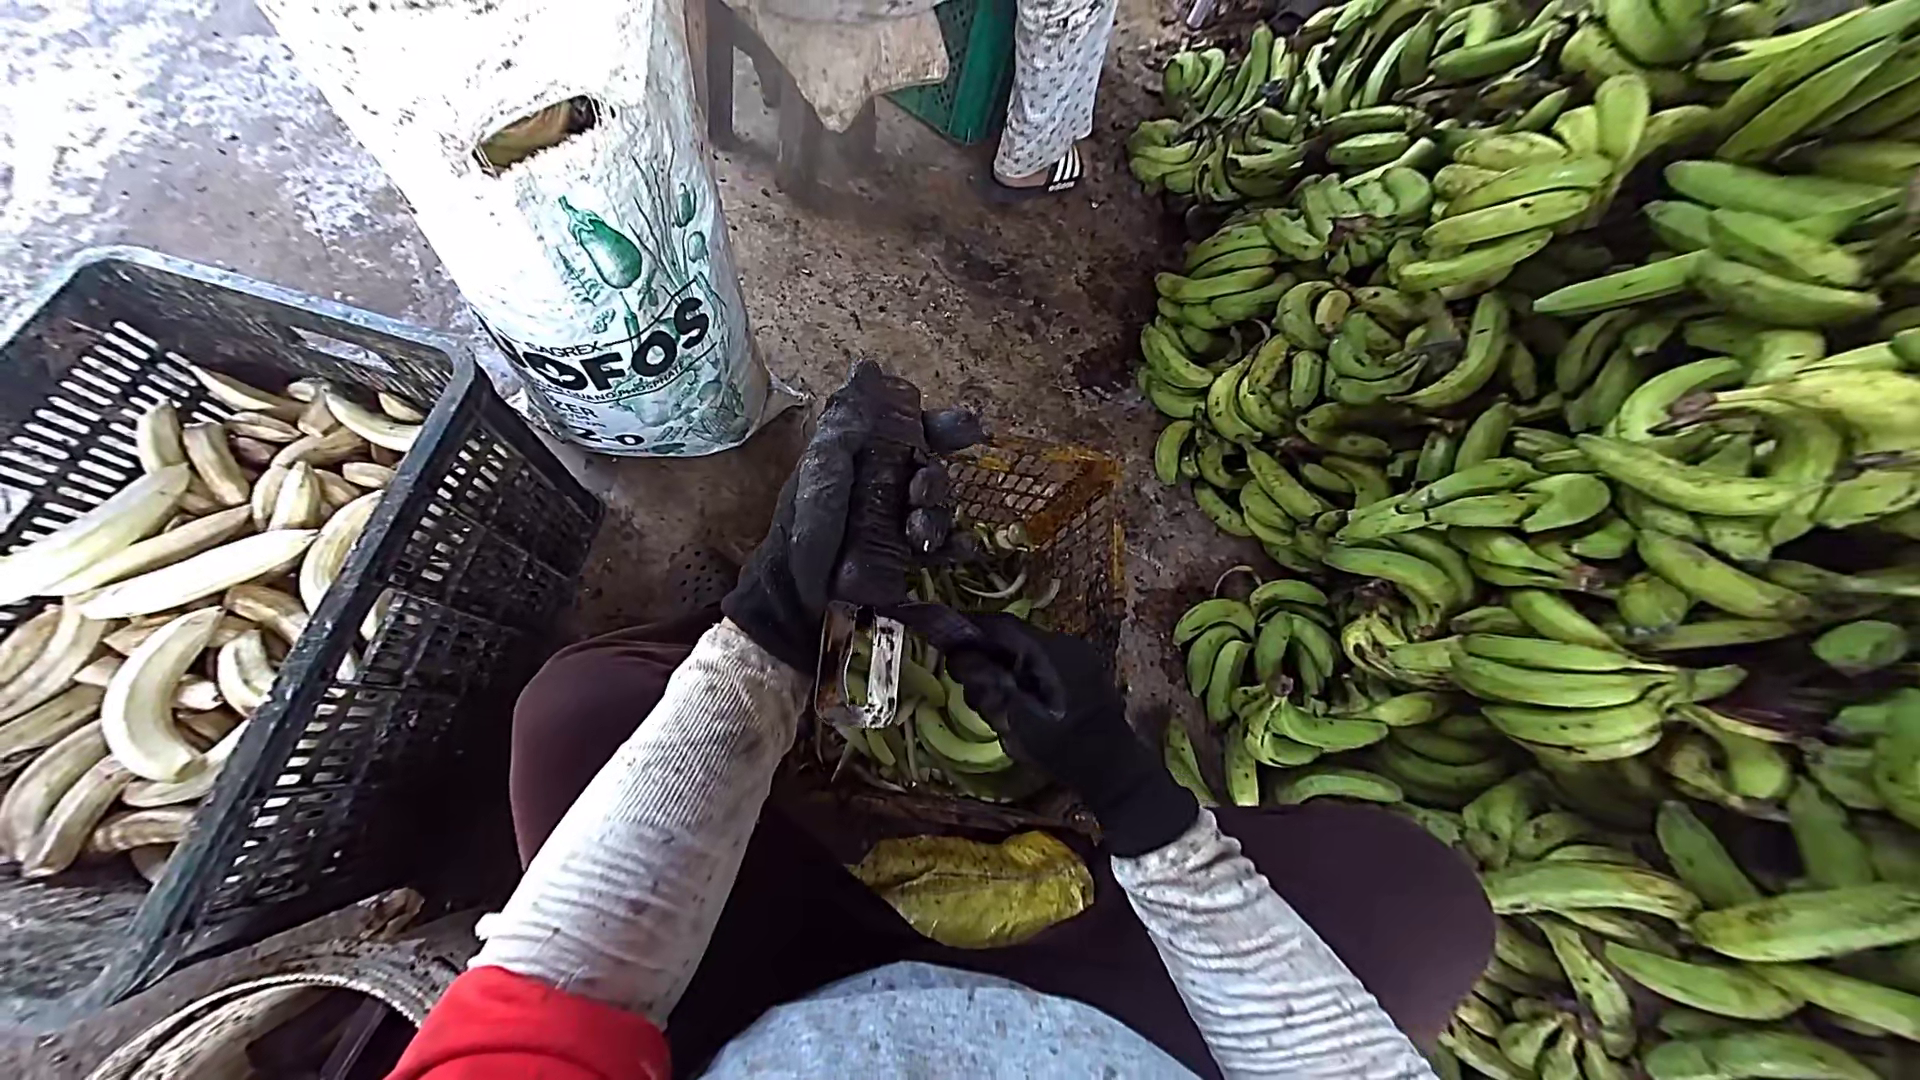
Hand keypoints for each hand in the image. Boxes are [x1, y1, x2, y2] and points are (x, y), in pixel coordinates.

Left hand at [723, 362, 982, 671]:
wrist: (796, 600)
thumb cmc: (802, 534)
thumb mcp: (819, 475)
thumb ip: (844, 430)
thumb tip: (869, 370)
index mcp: (864, 460)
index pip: (912, 432)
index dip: (942, 427)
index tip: (966, 430)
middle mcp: (885, 486)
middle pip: (932, 470)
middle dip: (935, 478)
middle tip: (921, 488)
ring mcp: (898, 522)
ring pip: (939, 507)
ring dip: (938, 514)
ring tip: (918, 532)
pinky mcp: (907, 556)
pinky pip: (944, 545)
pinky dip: (956, 545)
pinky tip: (960, 549)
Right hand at [895, 610, 1198, 855]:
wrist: (1116, 774)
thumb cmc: (1063, 749)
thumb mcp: (1016, 720)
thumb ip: (985, 685)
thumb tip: (957, 655)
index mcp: (1050, 652)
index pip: (1002, 626)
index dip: (971, 627)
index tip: (946, 634)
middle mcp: (1065, 645)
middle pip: (1013, 639)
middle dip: (986, 655)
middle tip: (968, 679)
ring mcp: (1077, 658)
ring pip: (1027, 653)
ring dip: (1005, 668)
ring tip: (994, 701)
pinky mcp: (1082, 674)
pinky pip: (1042, 665)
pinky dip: (1023, 678)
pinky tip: (1019, 704)